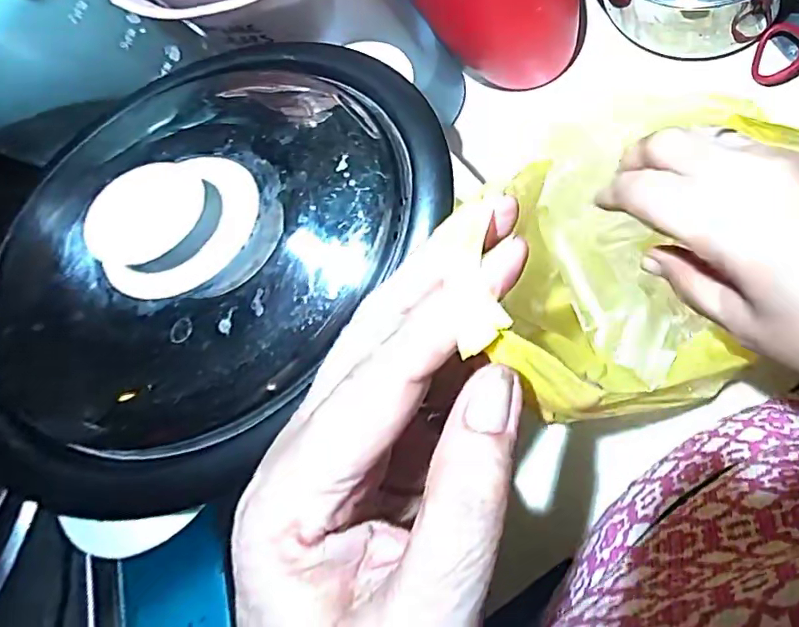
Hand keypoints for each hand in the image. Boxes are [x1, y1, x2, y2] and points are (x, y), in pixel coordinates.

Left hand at [232, 195, 528, 626]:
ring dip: (453, 278)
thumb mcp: (433, 596)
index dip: (449, 310)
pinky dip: (467, 322)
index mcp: (292, 495)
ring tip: (497, 230)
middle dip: (439, 263)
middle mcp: (307, 450)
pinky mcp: (387, 441)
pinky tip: (495, 294)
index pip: (379, 376)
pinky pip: (428, 368)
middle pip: (373, 333)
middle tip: (495, 210)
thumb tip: (500, 378)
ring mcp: (346, 441)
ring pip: (397, 337)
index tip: (506, 258)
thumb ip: (467, 487)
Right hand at [595, 128, 798, 409]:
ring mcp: (783, 160)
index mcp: (720, 216)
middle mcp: (745, 172)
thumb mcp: (755, 327)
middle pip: (669, 140)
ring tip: (668, 185)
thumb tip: (655, 255)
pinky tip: (722, 184)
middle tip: (628, 193)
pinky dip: (715, 152)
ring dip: (676, 150)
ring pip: (707, 133)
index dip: (613, 194)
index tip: (599, 210)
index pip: (644, 186)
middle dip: (637, 160)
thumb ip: (695, 283)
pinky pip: (744, 142)